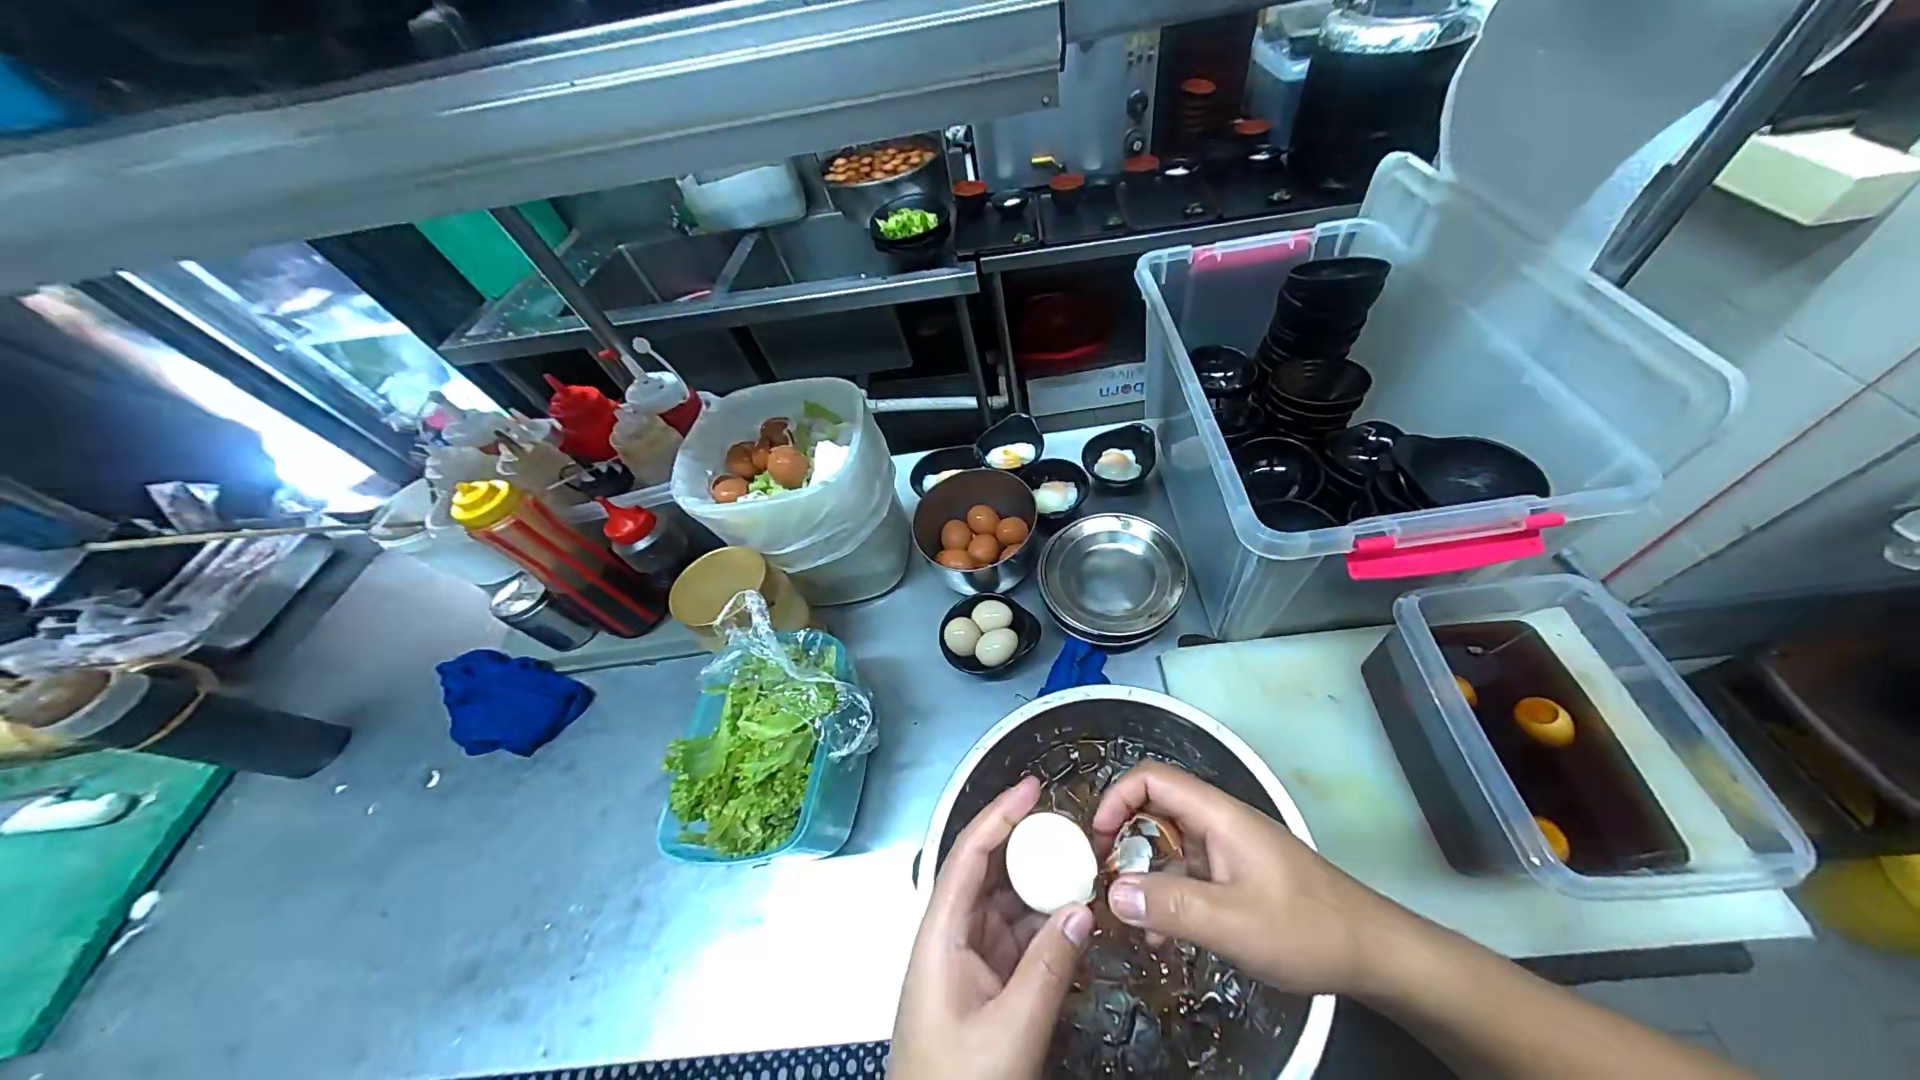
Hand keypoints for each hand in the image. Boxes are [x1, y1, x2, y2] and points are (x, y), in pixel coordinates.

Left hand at [890, 776, 1092, 1079]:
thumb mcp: (1009, 1032)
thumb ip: (1048, 969)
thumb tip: (1083, 910)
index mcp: (942, 931)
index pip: (969, 854)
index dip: (999, 815)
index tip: (1031, 789)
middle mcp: (953, 932)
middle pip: (990, 871)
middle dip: (1028, 845)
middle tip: (1071, 828)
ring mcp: (971, 956)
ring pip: (1008, 903)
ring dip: (1043, 886)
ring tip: (1081, 867)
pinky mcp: (987, 980)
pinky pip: (1019, 936)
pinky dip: (1047, 924)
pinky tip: (1074, 918)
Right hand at [1090, 761, 1407, 996]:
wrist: (1375, 954)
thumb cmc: (1306, 928)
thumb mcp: (1232, 923)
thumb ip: (1169, 906)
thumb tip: (1112, 893)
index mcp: (1217, 815)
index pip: (1153, 778)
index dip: (1117, 798)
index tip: (1097, 838)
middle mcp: (1219, 823)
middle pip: (1155, 808)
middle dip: (1124, 838)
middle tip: (1105, 877)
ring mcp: (1229, 849)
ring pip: (1169, 844)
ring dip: (1144, 872)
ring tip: (1126, 911)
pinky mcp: (1236, 876)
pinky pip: (1188, 873)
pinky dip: (1167, 893)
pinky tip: (1159, 932)